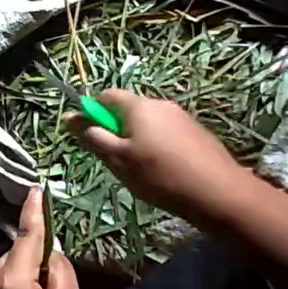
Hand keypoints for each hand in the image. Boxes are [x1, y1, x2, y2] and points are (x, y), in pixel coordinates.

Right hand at [68, 89, 254, 227]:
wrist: (218, 192)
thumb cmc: (159, 175)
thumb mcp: (117, 159)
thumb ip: (92, 136)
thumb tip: (69, 116)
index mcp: (138, 106)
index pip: (105, 96)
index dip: (93, 114)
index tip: (93, 140)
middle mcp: (160, 104)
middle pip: (127, 110)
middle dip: (116, 131)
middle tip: (117, 162)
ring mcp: (181, 117)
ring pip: (147, 124)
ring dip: (137, 141)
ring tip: (142, 171)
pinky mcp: (196, 133)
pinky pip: (166, 134)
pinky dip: (158, 148)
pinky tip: (164, 172)